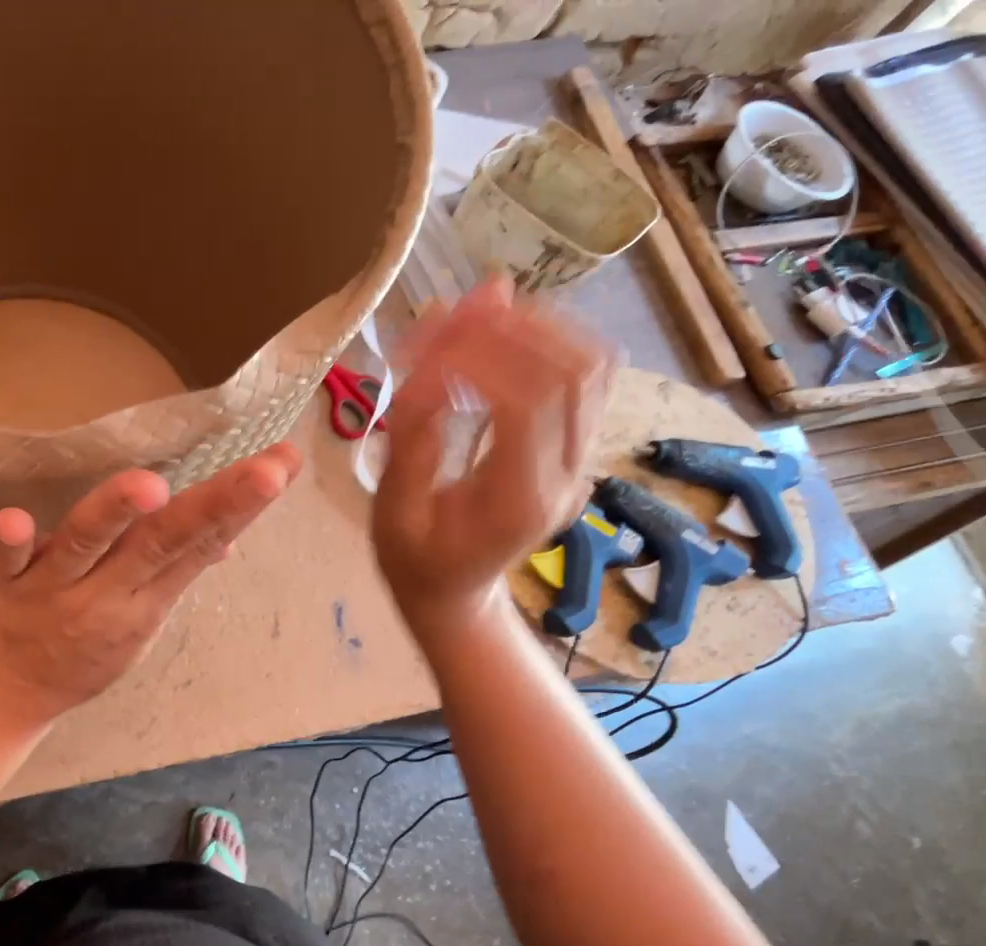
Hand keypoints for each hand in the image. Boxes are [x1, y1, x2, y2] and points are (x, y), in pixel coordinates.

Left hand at [0, 444, 302, 722]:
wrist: (16, 692)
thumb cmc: (89, 646)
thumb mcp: (145, 616)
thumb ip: (179, 571)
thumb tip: (229, 538)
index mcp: (145, 597)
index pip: (199, 544)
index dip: (242, 506)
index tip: (283, 463)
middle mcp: (106, 592)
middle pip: (160, 543)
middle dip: (213, 506)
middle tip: (262, 472)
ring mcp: (52, 588)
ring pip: (87, 545)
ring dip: (116, 514)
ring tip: (149, 486)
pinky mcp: (0, 584)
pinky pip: (2, 562)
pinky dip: (8, 542)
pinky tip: (12, 518)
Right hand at [372, 278, 614, 634]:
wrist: (456, 593)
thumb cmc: (415, 561)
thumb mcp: (393, 513)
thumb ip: (411, 441)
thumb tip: (425, 362)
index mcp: (519, 500)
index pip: (525, 402)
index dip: (478, 356)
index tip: (420, 344)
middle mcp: (567, 473)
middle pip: (572, 371)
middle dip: (510, 328)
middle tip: (447, 313)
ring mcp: (582, 457)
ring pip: (592, 365)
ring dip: (537, 325)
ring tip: (476, 313)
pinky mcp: (579, 443)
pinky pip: (587, 375)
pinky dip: (550, 339)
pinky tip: (503, 330)